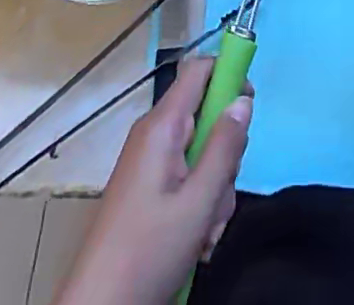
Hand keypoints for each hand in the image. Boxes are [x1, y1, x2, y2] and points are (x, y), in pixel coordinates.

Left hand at [55, 56, 251, 304]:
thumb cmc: (150, 248)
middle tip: (220, 191)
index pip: (197, 71)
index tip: (251, 101)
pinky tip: (196, 237)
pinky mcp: (152, 184)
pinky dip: (201, 202)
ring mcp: (152, 159)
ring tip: (204, 226)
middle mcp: (155, 134)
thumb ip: (224, 148)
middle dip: (225, 153)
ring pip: (202, 153)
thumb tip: (243, 99)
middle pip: (206, 118)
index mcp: (162, 126)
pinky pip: (189, 177)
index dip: (227, 73)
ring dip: (215, 188)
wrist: (102, 300)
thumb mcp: (199, 201)